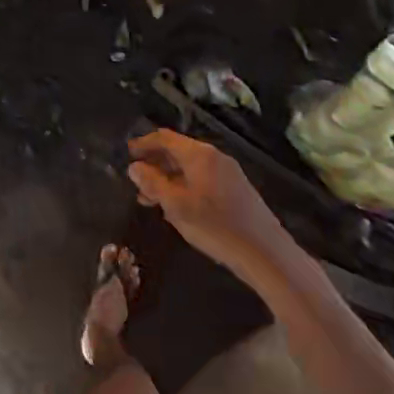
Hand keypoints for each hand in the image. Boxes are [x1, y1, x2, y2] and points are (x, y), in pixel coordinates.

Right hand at [127, 129, 293, 281]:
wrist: (268, 255)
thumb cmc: (216, 226)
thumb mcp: (175, 204)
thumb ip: (151, 182)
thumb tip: (134, 166)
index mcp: (199, 155)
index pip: (163, 138)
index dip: (142, 144)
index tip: (126, 155)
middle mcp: (214, 158)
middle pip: (176, 151)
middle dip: (153, 164)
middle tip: (135, 181)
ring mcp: (228, 174)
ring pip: (188, 168)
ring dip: (166, 179)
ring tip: (150, 200)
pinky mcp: (236, 190)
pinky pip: (201, 179)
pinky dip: (183, 187)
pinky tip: (176, 208)